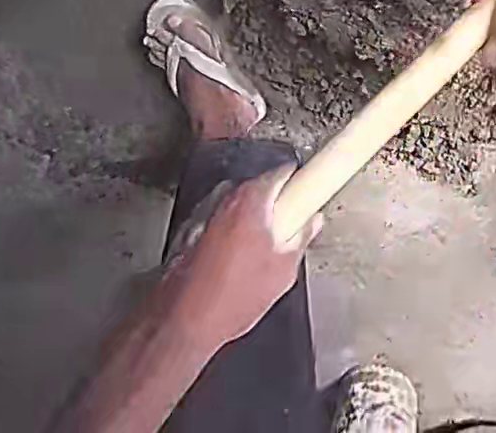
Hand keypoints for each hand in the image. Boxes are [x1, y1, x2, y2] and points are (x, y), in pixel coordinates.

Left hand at [163, 166, 321, 345]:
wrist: (182, 323)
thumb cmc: (233, 296)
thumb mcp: (282, 271)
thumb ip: (301, 238)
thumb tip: (313, 221)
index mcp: (252, 199)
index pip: (282, 171)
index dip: (298, 180)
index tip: (306, 190)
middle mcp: (226, 196)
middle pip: (259, 186)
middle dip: (274, 202)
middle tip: (285, 228)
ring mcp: (204, 211)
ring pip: (237, 204)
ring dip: (248, 216)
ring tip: (257, 249)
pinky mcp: (188, 230)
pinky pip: (217, 220)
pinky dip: (227, 230)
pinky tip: (232, 259)